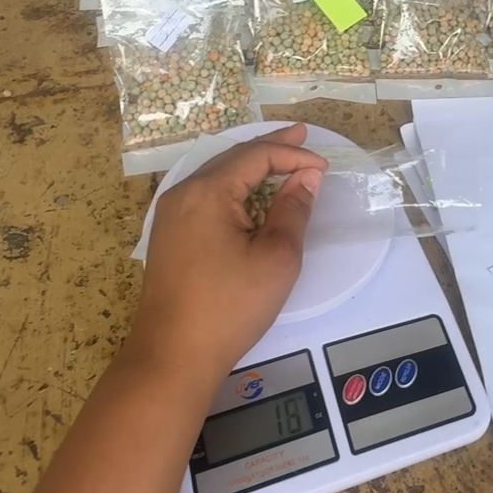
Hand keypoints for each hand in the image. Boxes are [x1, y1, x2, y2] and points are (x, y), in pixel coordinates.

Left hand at [130, 123, 327, 382]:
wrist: (171, 356)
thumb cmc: (229, 307)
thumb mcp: (275, 258)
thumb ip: (293, 210)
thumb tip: (307, 177)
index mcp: (208, 192)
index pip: (257, 156)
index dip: (292, 155)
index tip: (323, 167)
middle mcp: (184, 193)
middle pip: (233, 157)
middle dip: (270, 147)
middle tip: (301, 135)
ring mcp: (171, 214)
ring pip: (217, 174)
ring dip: (250, 164)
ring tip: (280, 155)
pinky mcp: (169, 234)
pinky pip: (206, 192)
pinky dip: (233, 183)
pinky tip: (248, 190)